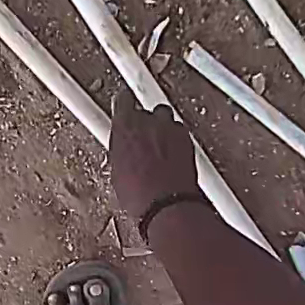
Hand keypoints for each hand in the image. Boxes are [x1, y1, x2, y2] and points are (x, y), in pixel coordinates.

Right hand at [108, 92, 199, 222]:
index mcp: (125, 126)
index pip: (123, 100)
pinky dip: (176, 138)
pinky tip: (172, 154)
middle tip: (143, 139)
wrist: (166, 203)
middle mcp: (148, 122)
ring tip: (159, 147)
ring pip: (166, 118)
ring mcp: (170, 128)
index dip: (124, 103)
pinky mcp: (186, 138)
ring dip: (162, 127)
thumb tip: (123, 150)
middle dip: (146, 122)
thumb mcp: (117, 170)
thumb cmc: (139, 192)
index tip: (124, 105)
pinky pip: (180, 130)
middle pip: (147, 110)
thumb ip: (122, 148)